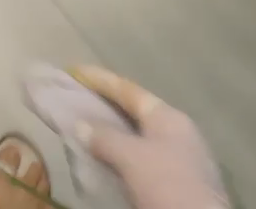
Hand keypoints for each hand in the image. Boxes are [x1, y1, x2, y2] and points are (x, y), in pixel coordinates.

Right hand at [70, 66, 227, 208]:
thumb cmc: (168, 184)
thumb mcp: (131, 157)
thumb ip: (104, 137)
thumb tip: (81, 125)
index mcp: (168, 117)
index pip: (128, 89)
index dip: (99, 79)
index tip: (74, 70)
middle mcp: (177, 133)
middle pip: (134, 111)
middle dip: (105, 105)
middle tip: (77, 98)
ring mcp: (181, 159)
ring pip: (138, 137)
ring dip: (112, 133)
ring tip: (85, 128)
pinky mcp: (179, 184)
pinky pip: (142, 159)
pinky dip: (121, 154)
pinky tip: (106, 159)